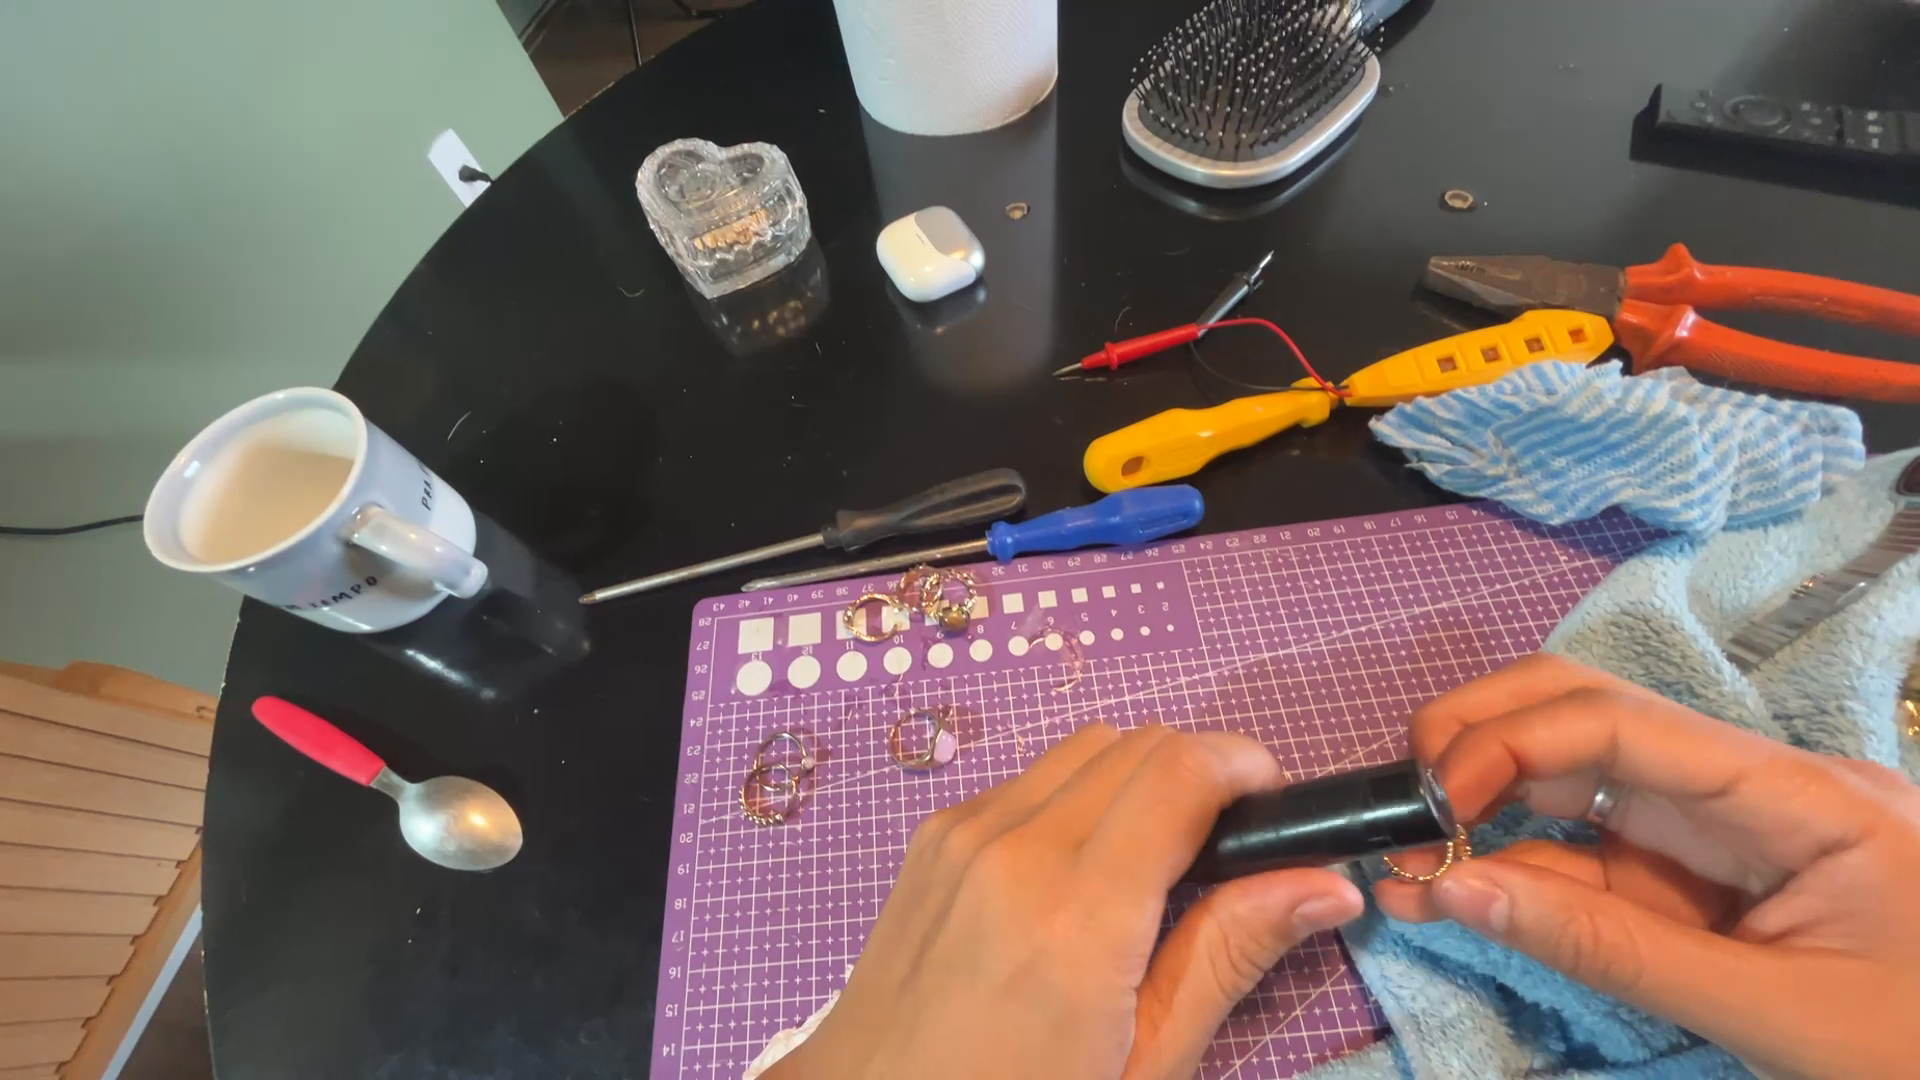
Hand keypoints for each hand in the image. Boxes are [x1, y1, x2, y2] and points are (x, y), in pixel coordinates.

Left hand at [766, 725, 1364, 1079]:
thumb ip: (1230, 954)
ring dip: (1136, 775)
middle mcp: (1016, 841)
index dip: (1242, 763)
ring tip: (1148, 854)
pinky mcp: (937, 825)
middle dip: (1198, 769)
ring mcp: (966, 824)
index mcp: (1077, 910)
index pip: (1178, 771)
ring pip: (1084, 747)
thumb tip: (1325, 883)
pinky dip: (1076, 794)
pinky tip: (1071, 863)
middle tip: (1223, 841)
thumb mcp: (1145, 1061)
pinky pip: (1031, 776)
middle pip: (1136, 743)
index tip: (1275, 799)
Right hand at [1375, 654, 1919, 1079]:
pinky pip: (1571, 850)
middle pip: (1573, 707)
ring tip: (1404, 856)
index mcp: (1792, 795)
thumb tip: (1452, 889)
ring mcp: (1700, 822)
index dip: (1504, 742)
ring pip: (1559, 771)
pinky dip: (1502, 867)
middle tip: (1410, 795)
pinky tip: (1446, 891)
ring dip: (1473, 805)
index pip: (1613, 720)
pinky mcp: (1676, 867)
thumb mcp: (1788, 1022)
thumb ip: (1610, 949)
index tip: (1435, 803)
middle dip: (1475, 737)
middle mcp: (1731, 783)